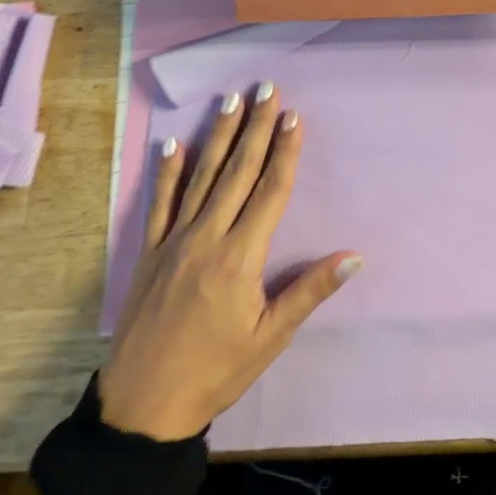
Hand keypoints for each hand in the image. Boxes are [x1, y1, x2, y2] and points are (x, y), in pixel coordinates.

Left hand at [99, 83, 361, 440]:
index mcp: (240, 257)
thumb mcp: (270, 338)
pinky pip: (158, 204)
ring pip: (200, 178)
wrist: (141, 405)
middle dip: (256, 128)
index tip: (294, 116)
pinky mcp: (147, 254)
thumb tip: (354, 256)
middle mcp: (206, 238)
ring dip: (219, 137)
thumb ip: (309, 291)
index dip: (285, 151)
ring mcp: (172, 242)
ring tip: (231, 101)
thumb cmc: (215, 372)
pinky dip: (167, 172)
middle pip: (237, 173)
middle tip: (267, 89)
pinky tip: (174, 144)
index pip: (270, 191)